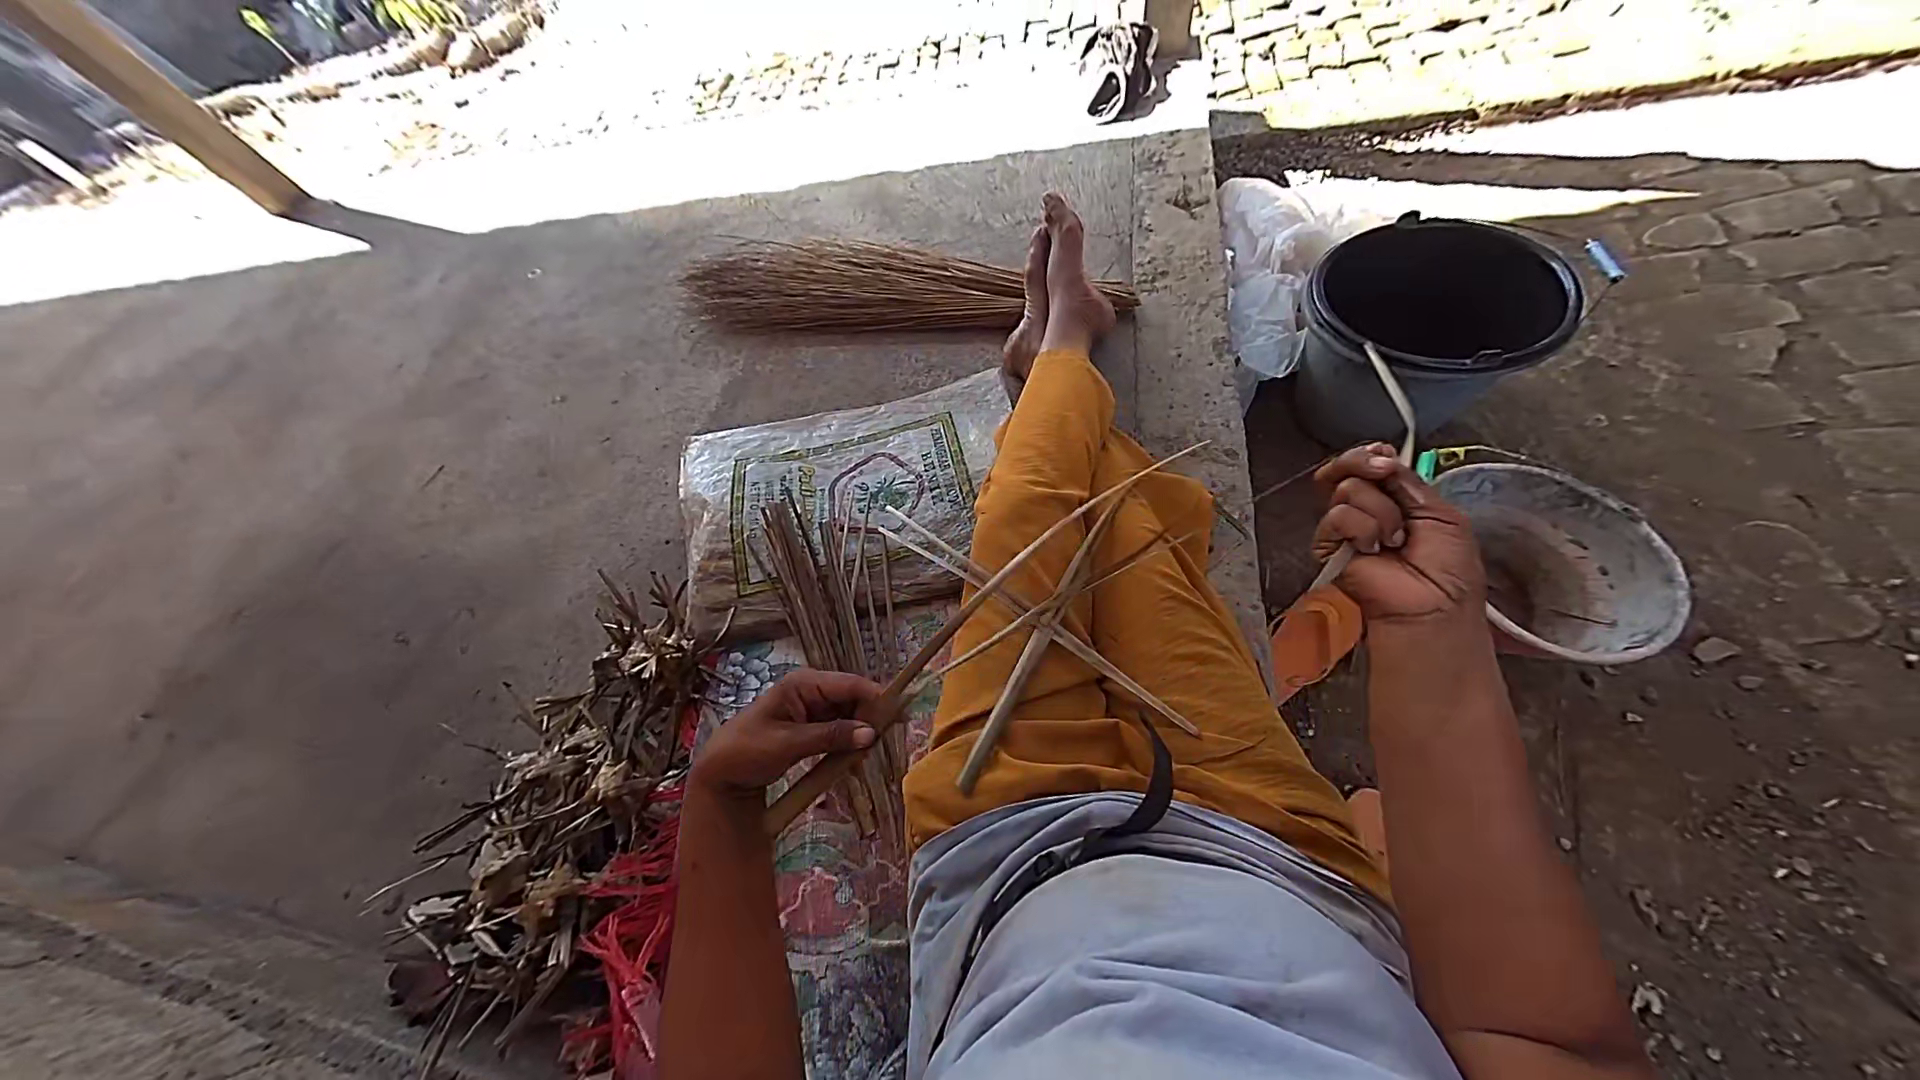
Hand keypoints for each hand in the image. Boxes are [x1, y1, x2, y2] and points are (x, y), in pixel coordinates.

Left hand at [690, 669, 884, 801]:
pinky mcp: (814, 728)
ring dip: (860, 736)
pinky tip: (852, 762)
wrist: (719, 775)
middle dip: (869, 720)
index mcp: (804, 683)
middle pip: (855, 699)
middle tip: (880, 745)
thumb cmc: (746, 751)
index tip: (901, 714)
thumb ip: (830, 737)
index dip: (877, 697)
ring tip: (863, 759)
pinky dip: (849, 745)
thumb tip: (870, 734)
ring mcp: (814, 709)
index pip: (851, 684)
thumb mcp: (788, 744)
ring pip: (851, 717)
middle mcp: (813, 691)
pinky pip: (841, 731)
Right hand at [1312, 443, 1485, 624]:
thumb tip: (1380, 455)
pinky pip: (1338, 518)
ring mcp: (1343, 528)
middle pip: (1347, 469)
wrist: (1434, 603)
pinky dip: (1362, 530)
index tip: (1384, 455)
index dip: (1370, 454)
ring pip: (1347, 491)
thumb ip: (1408, 482)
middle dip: (1365, 465)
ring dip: (1381, 513)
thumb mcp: (1441, 512)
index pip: (1366, 464)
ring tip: (1395, 541)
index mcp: (1391, 499)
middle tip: (1382, 471)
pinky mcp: (1326, 546)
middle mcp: (1362, 509)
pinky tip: (1374, 550)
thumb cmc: (1448, 566)